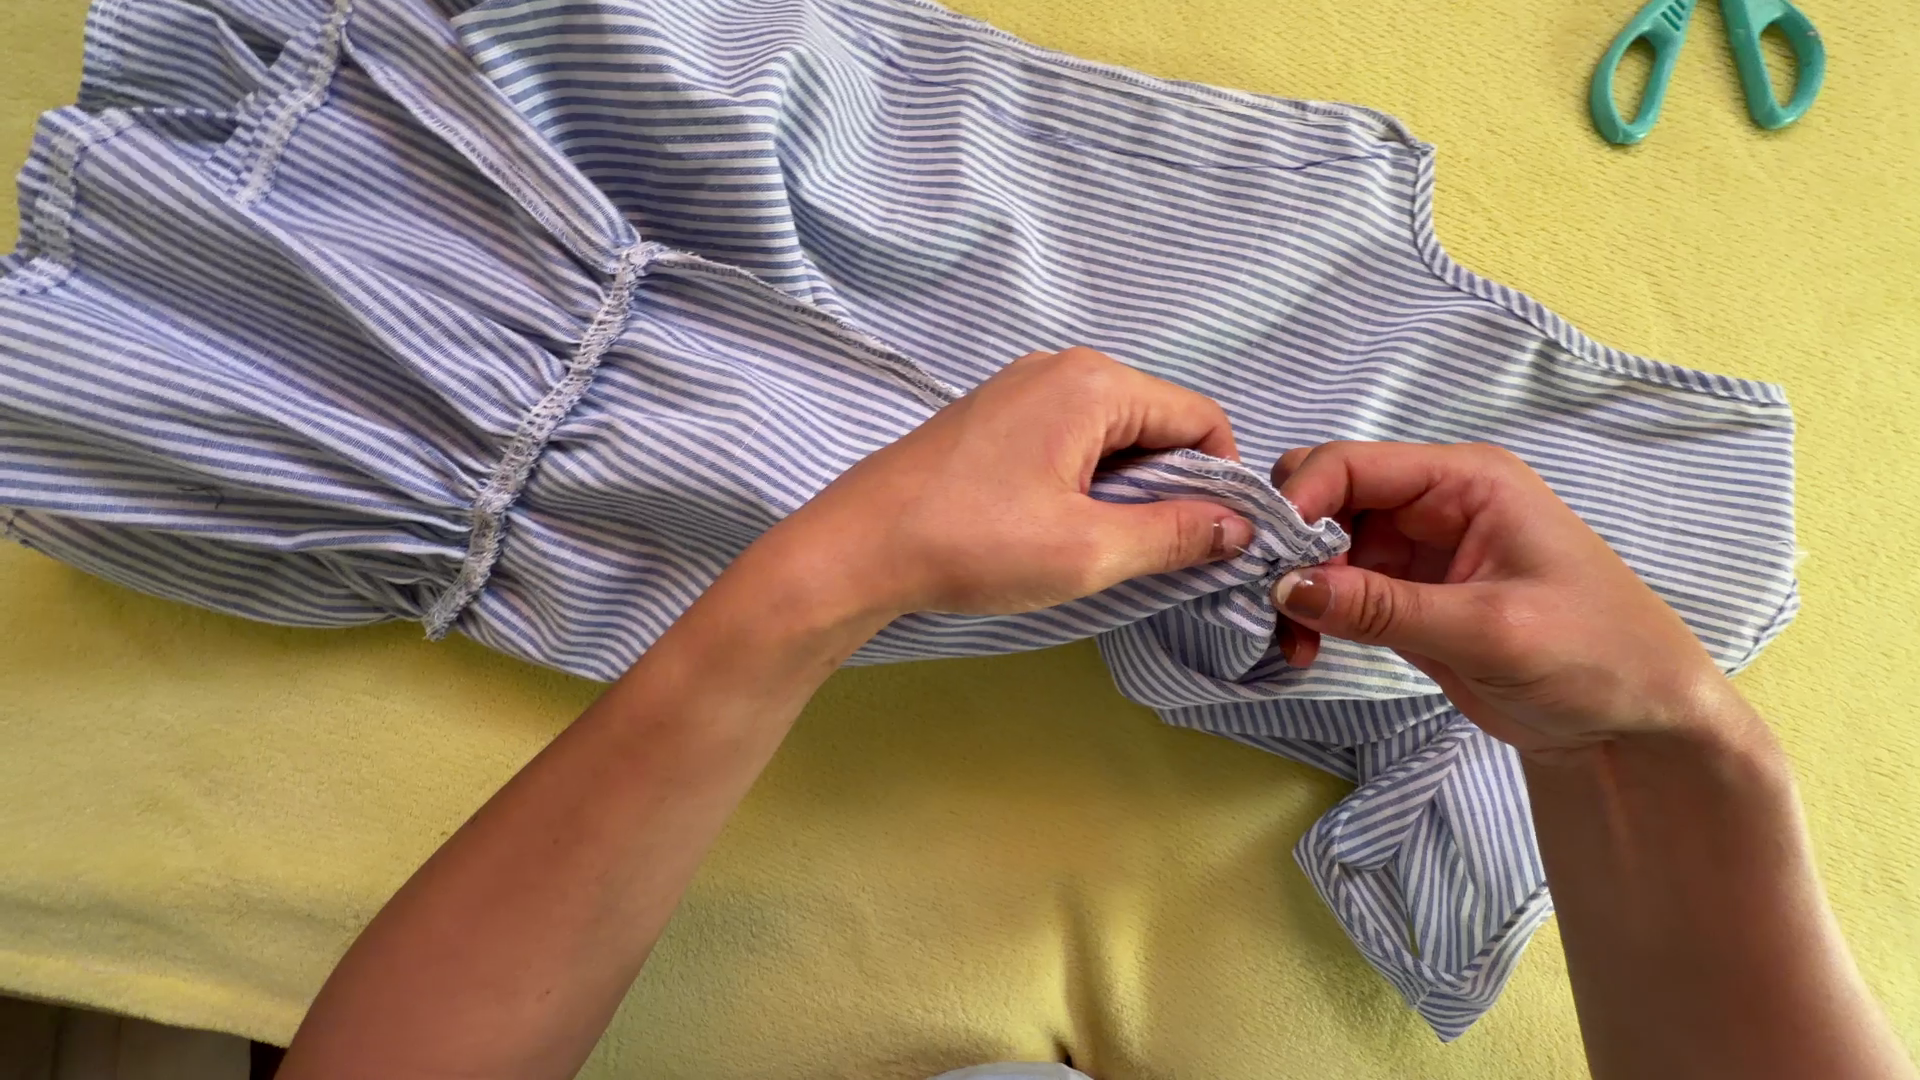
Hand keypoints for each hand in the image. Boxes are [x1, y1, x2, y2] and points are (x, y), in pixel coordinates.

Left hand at [764, 347, 1255, 618]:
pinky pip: (1066, 438)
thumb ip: (1176, 534)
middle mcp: (1058, 368)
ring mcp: (1017, 388)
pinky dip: (1082, 480)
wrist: (855, 548)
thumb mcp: (1088, 550)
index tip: (1210, 537)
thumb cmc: (972, 544)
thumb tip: (1240, 526)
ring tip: (1095, 542)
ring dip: (1123, 488)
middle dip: (1169, 485)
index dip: (1221, 479)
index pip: (1199, 417)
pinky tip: (1055, 523)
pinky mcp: (990, 416)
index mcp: (1092, 384)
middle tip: (1147, 549)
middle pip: (1155, 421)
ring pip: (1109, 433)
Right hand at [1267, 441, 1746, 757]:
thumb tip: (1283, 588)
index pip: (1352, 464)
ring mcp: (1409, 549)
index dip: (1300, 500)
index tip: (1264, 555)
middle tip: (1271, 595)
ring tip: (1292, 640)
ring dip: (1294, 585)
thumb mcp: (1489, 630)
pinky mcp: (1397, 592)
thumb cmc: (1595, 658)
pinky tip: (1306, 649)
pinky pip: (1329, 586)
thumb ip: (1381, 607)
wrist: (1633, 729)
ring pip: (1316, 544)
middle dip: (1289, 541)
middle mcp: (1428, 503)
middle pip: (1324, 497)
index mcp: (1462, 481)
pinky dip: (1308, 612)